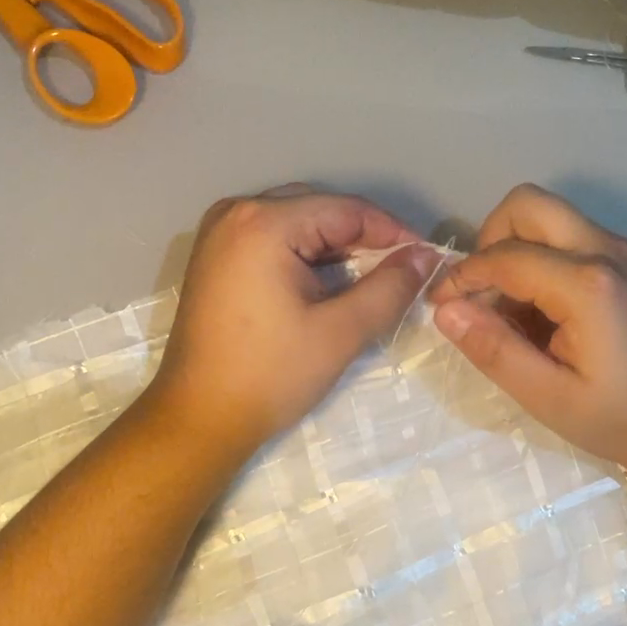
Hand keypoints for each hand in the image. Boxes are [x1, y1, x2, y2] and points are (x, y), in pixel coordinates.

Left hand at [146, 185, 437, 458]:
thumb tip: (424, 256)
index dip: (393, 232)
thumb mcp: (341, 332)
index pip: (346, 209)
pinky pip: (273, 240)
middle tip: (402, 273)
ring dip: (336, 249)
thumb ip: (389, 288)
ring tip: (372, 281)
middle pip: (320, 210)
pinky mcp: (215, 257)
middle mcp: (236, 213)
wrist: (201, 416)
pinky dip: (306, 256)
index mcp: (264, 223)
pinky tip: (329, 286)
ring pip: (297, 224)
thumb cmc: (271, 374)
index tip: (426, 260)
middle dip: (364, 239)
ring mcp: (219, 233)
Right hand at [432, 184, 626, 481]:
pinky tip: (540, 315)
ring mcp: (621, 251)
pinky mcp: (625, 262)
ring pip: (548, 216)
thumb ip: (493, 350)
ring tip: (510, 313)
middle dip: (490, 241)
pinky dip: (540, 260)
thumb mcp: (545, 396)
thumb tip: (445, 310)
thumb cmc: (614, 418)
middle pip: (527, 205)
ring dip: (515, 250)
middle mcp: (607, 251)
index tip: (440, 307)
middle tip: (482, 296)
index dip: (463, 277)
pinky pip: (568, 237)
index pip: (506, 256)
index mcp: (588, 285)